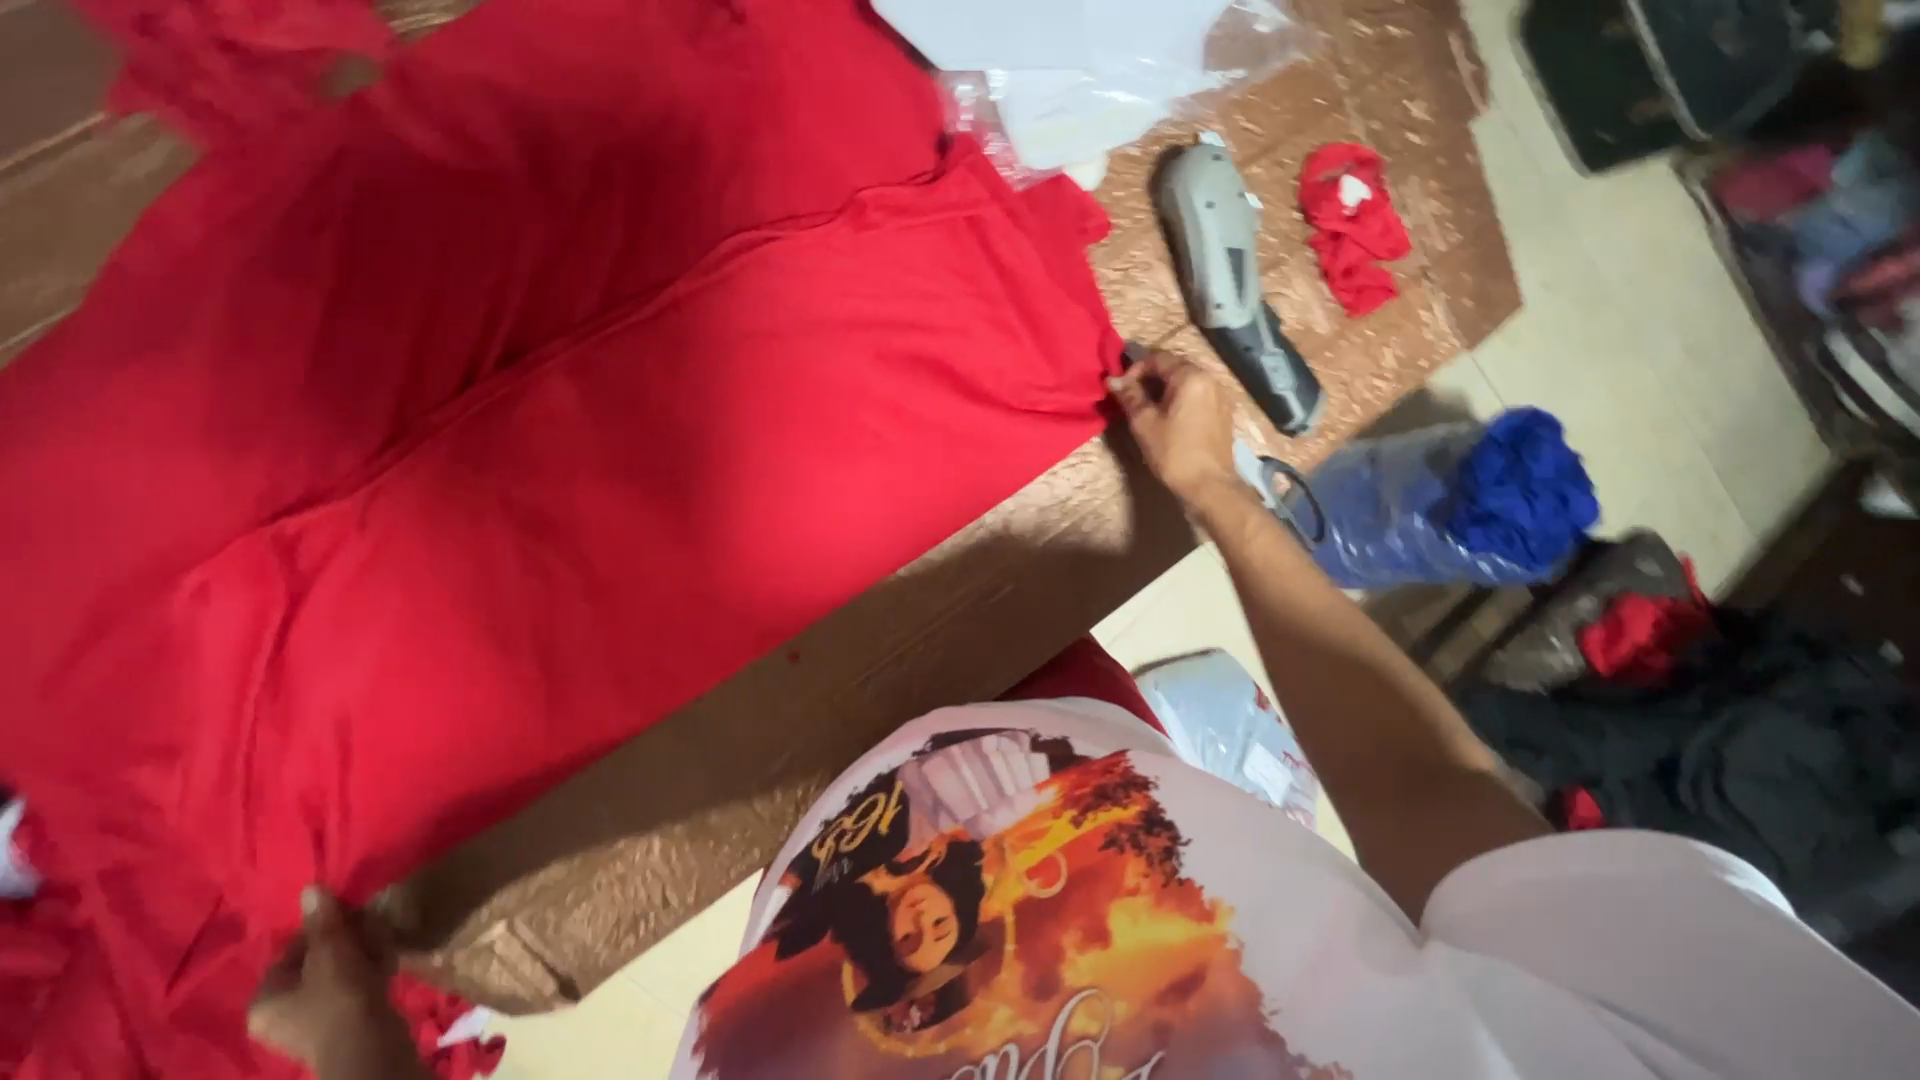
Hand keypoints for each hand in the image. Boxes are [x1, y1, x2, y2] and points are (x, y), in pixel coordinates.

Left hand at [249, 888, 411, 1073]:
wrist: (370, 1046)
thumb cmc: (339, 998)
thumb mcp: (331, 952)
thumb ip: (322, 922)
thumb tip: (309, 888)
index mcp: (265, 1000)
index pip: (292, 951)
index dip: (324, 929)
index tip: (353, 916)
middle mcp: (279, 1015)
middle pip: (316, 963)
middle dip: (348, 942)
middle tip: (371, 928)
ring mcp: (310, 1025)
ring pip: (338, 976)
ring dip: (364, 955)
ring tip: (384, 946)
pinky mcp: (340, 1028)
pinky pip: (351, 991)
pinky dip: (369, 974)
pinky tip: (388, 964)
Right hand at [1107, 349, 1244, 508]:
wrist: (1209, 485)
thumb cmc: (1173, 452)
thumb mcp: (1144, 423)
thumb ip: (1129, 396)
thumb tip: (1112, 380)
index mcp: (1190, 376)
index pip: (1158, 357)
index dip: (1135, 369)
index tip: (1122, 389)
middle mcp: (1210, 378)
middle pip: (1175, 366)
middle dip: (1151, 378)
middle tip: (1133, 399)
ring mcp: (1221, 395)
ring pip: (1187, 381)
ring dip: (1166, 389)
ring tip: (1150, 409)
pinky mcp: (1224, 412)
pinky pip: (1199, 395)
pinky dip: (1182, 399)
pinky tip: (1171, 418)